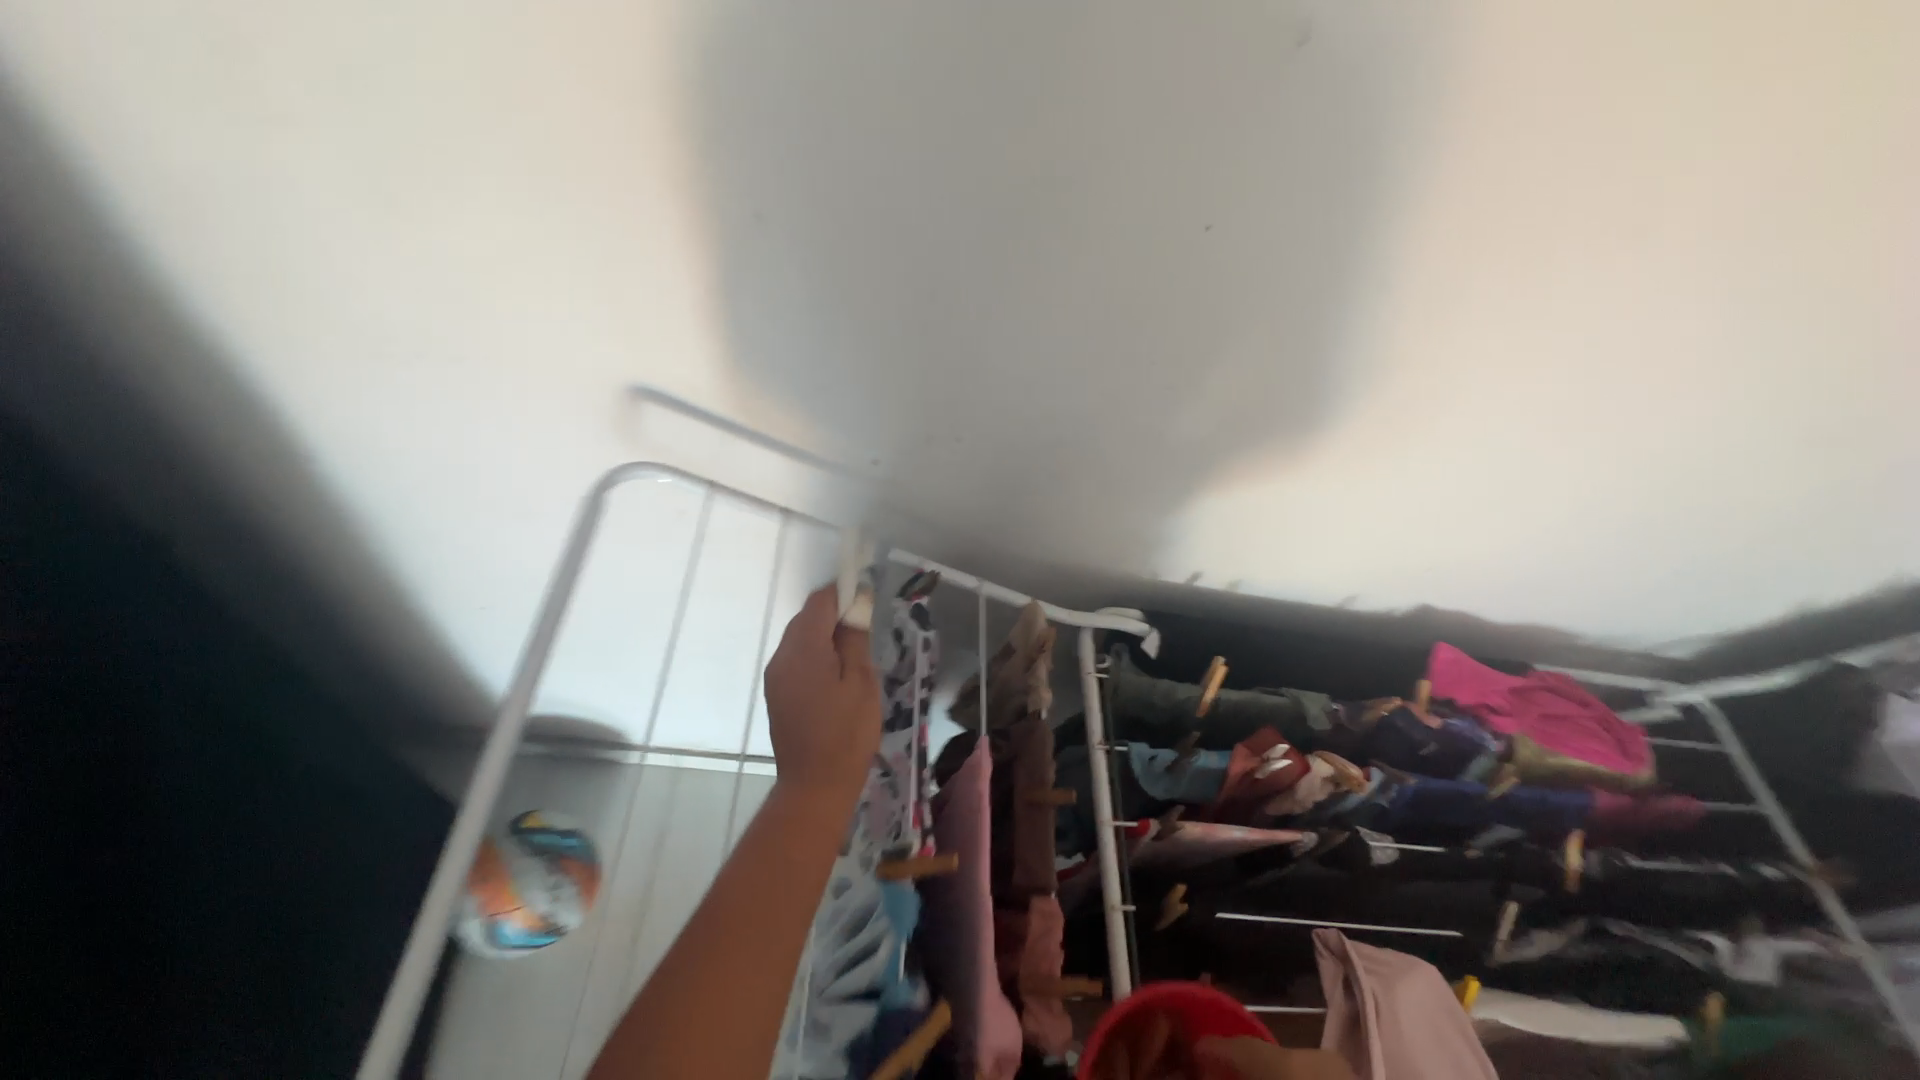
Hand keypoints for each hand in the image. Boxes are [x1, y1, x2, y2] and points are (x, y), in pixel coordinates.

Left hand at [763, 584, 881, 799]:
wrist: (815, 784)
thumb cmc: (847, 733)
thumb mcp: (862, 682)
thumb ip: (855, 639)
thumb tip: (856, 605)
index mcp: (803, 648)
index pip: (819, 602)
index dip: (843, 592)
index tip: (867, 598)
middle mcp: (782, 656)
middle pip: (806, 619)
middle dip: (834, 615)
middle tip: (865, 631)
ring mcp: (775, 677)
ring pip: (800, 639)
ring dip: (825, 637)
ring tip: (854, 657)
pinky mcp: (776, 694)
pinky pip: (796, 660)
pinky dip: (815, 656)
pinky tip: (836, 677)